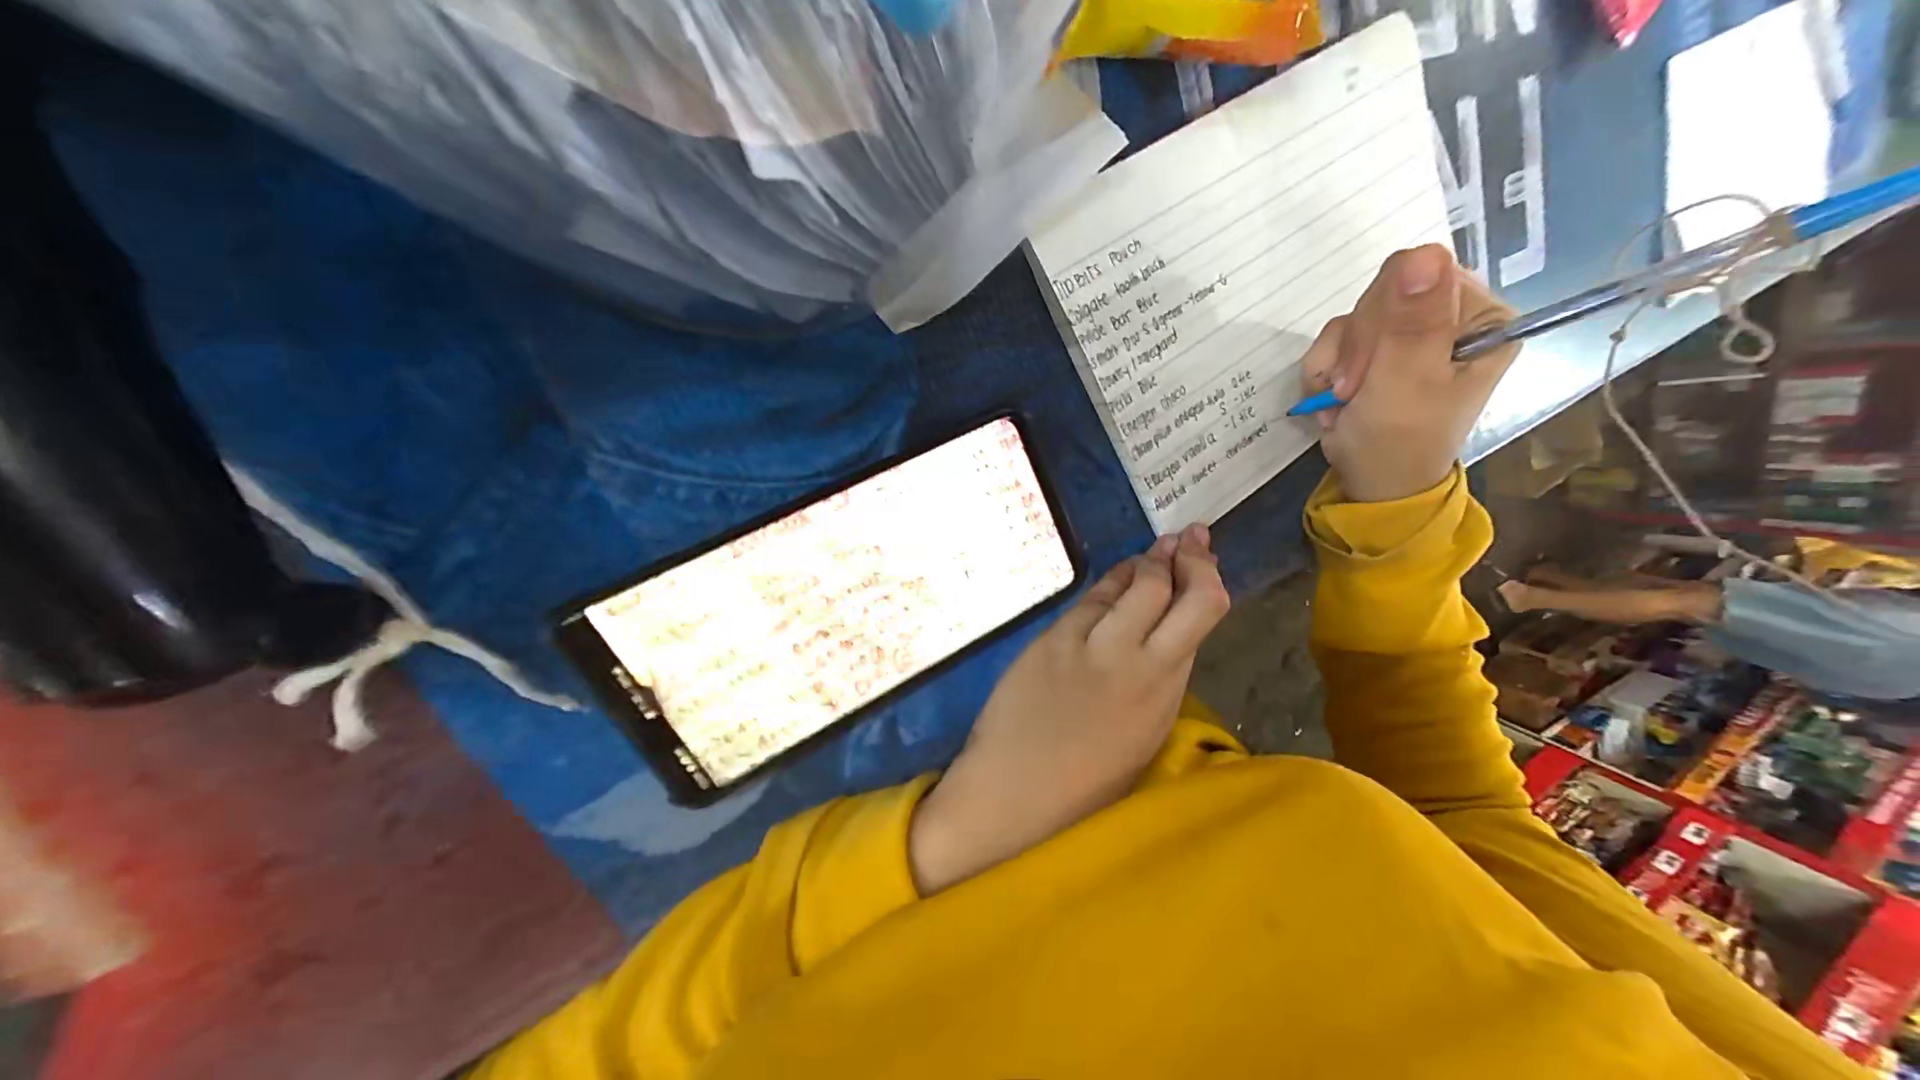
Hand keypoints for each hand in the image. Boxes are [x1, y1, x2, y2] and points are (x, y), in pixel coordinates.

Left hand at [908, 525, 1229, 893]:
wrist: (1018, 791)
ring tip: (1159, 551)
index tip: (1205, 561)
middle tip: (1192, 540)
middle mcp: (1139, 666)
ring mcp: (1095, 649)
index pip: (1202, 619)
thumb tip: (1171, 633)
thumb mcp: (1143, 737)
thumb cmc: (1083, 779)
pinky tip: (1119, 574)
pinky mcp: (1054, 641)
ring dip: (1152, 561)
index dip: (1207, 581)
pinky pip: (1092, 599)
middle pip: (1183, 593)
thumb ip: (1162, 683)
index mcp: (1166, 695)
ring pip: (1138, 586)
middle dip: (1192, 560)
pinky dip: (1112, 581)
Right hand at [1300, 245, 1520, 502]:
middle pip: (1383, 292)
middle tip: (1353, 390)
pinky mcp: (1376, 350)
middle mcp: (1448, 319)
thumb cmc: (1398, 443)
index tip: (1369, 368)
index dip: (1383, 317)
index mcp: (1480, 319)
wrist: (1371, 486)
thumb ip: (1413, 322)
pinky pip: (1335, 338)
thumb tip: (1421, 254)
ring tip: (1344, 401)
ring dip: (1336, 362)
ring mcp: (1409, 335)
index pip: (1421, 274)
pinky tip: (1334, 397)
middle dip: (1356, 346)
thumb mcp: (1407, 383)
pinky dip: (1325, 369)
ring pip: (1354, 317)